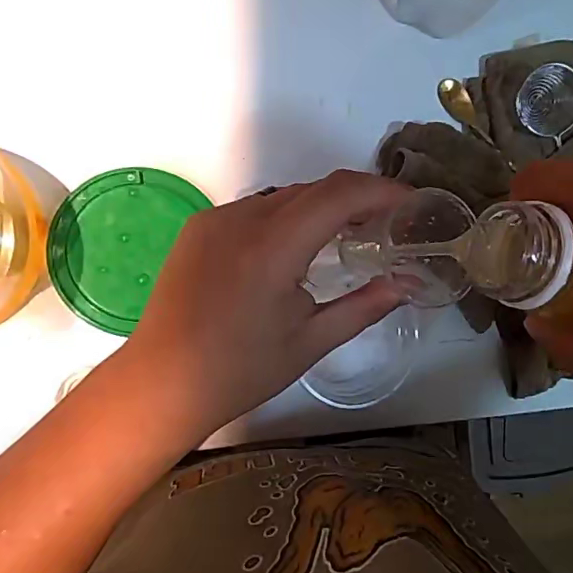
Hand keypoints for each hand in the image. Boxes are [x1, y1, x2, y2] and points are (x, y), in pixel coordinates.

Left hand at [114, 171, 410, 441]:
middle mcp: (241, 219)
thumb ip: (364, 306)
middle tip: (387, 223)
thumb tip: (408, 286)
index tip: (411, 202)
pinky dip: (288, 216)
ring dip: (322, 206)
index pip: (340, 194)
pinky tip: (297, 247)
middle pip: (314, 188)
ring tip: (348, 235)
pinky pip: (256, 208)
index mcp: (273, 246)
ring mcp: (215, 220)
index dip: (382, 190)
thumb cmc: (239, 371)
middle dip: (357, 198)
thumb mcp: (310, 342)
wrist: (161, 383)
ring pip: (285, 195)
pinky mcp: (199, 229)